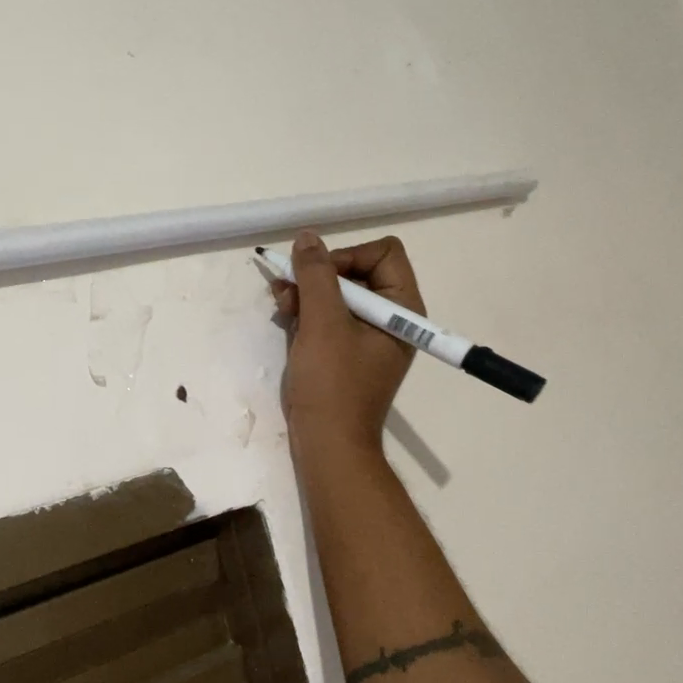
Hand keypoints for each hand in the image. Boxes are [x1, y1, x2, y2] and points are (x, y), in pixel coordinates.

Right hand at [271, 231, 425, 452]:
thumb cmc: (332, 384)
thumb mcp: (323, 324)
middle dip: (318, 276)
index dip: (346, 256)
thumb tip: (308, 238)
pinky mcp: (346, 353)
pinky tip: (285, 317)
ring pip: (337, 295)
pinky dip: (307, 313)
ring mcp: (367, 338)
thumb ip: (316, 276)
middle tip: (286, 289)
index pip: (382, 253)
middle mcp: (391, 319)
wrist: (328, 445)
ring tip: (280, 304)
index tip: (316, 277)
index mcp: (402, 310)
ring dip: (307, 293)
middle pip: (357, 272)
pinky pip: (329, 319)